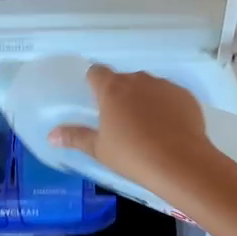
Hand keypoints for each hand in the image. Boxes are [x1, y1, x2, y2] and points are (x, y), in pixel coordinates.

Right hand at [47, 64, 217, 193]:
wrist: (180, 163)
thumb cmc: (132, 156)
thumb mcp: (99, 149)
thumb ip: (75, 137)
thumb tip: (51, 135)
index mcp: (112, 89)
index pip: (96, 72)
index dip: (94, 83)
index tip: (96, 101)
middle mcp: (138, 80)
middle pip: (124, 80)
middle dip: (121, 95)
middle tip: (121, 122)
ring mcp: (164, 85)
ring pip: (149, 87)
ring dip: (145, 100)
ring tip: (147, 128)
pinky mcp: (185, 95)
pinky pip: (170, 96)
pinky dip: (167, 107)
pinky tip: (168, 129)